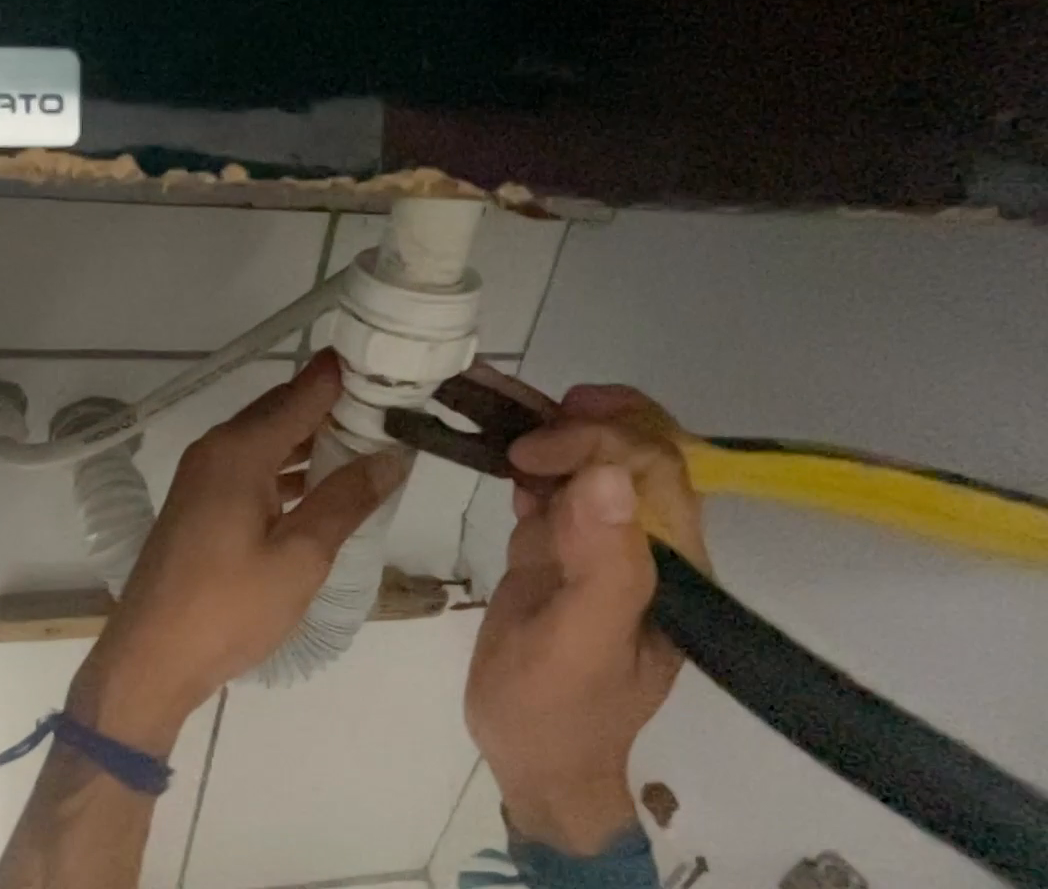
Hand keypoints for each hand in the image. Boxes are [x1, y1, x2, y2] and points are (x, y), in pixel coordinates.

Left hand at [69, 351, 408, 752]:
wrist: (152, 655)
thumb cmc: (228, 607)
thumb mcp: (299, 557)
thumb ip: (346, 500)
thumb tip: (392, 454)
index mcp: (239, 450)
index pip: (302, 393)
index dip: (344, 375)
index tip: (393, 363)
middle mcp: (217, 449)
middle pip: (282, 410)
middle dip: (335, 405)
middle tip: (395, 405)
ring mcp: (204, 475)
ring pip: (268, 439)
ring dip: (313, 438)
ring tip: (373, 440)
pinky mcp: (202, 502)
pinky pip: (253, 467)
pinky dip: (290, 467)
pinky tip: (325, 483)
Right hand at [465, 384, 708, 853]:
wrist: (530, 754)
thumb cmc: (553, 709)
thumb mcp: (577, 645)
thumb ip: (602, 566)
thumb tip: (602, 475)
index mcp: (668, 565)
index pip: (652, 470)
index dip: (595, 443)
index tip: (525, 454)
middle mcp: (644, 544)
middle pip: (629, 451)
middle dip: (575, 417)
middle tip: (507, 404)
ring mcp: (599, 544)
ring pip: (586, 461)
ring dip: (542, 425)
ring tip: (483, 397)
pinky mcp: (560, 548)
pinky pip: (552, 487)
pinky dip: (522, 459)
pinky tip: (491, 450)